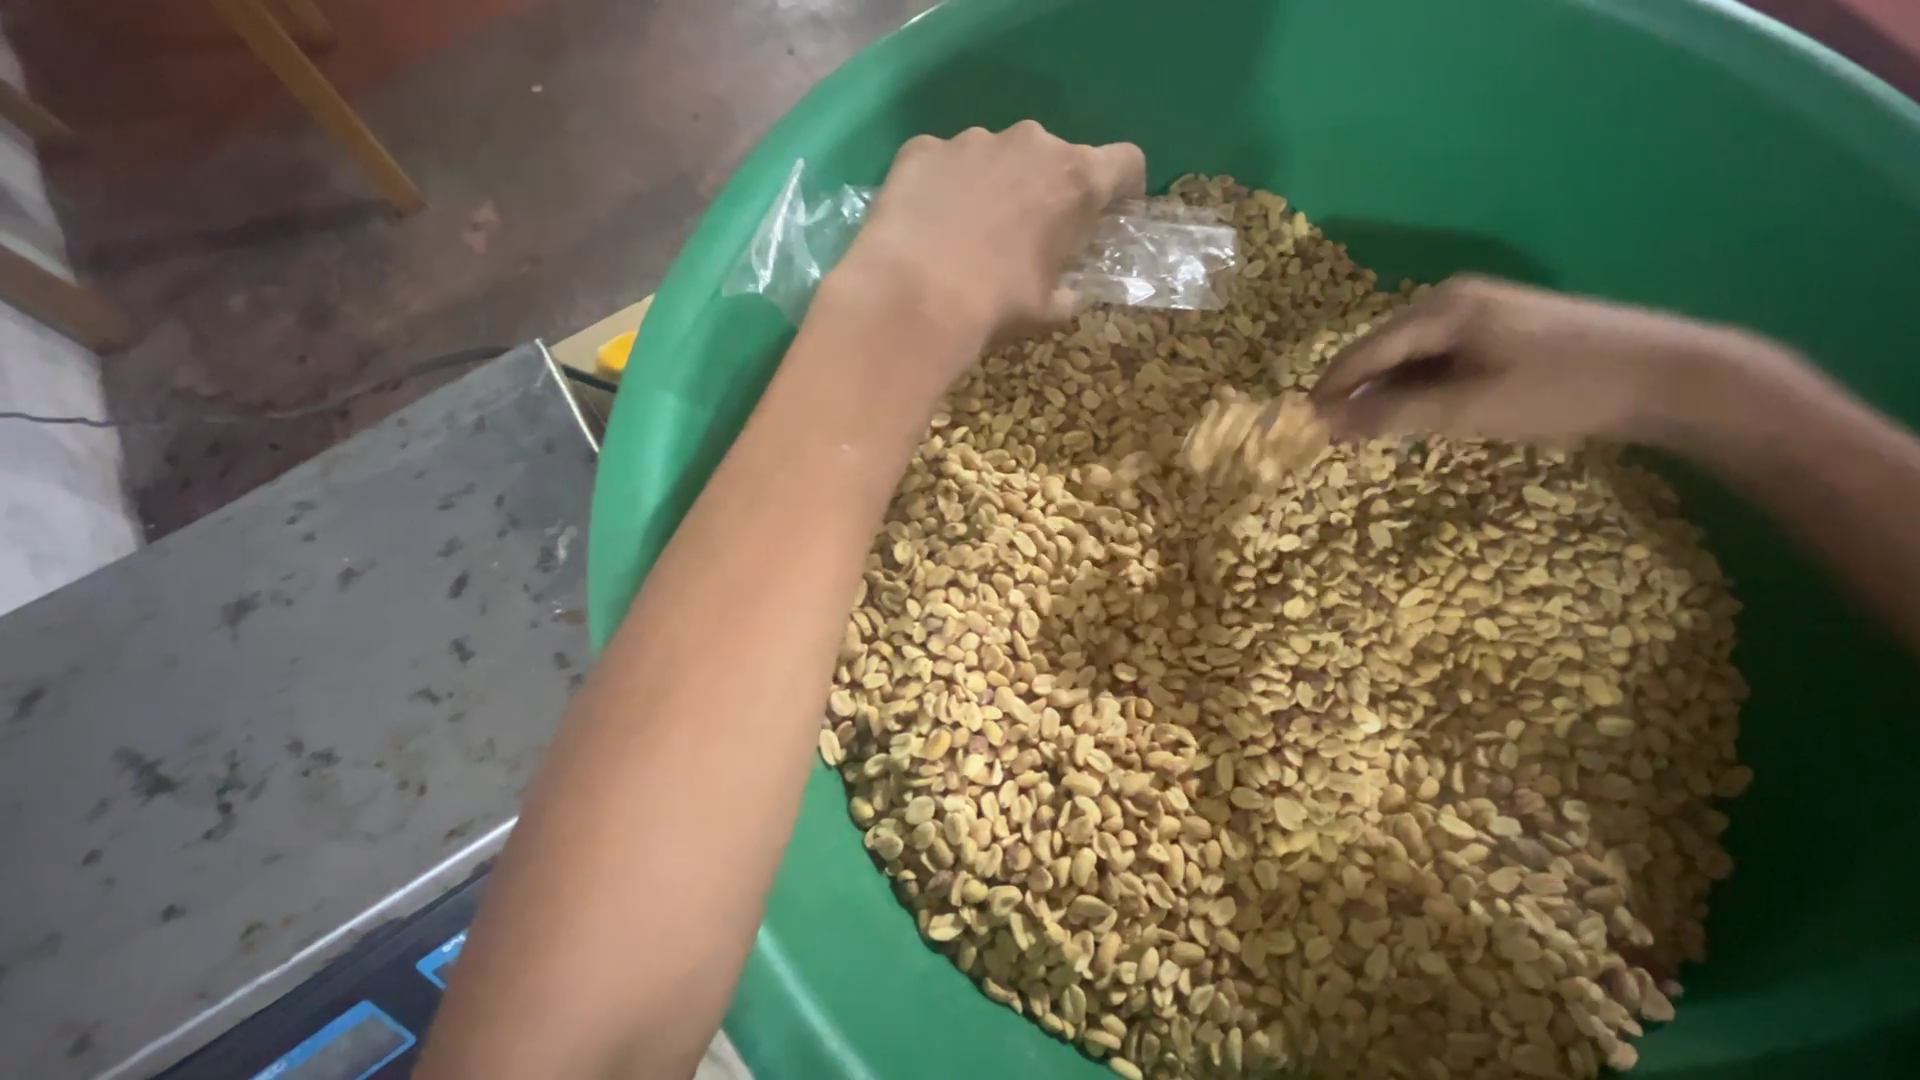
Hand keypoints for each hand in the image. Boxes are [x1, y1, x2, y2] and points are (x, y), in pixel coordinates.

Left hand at [828, 121, 1145, 363]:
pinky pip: (944, 162)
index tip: (1110, 211)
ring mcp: (973, 140)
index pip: (1126, 162)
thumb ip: (1068, 290)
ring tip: (968, 232)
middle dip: (1047, 189)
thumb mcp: (1048, 310)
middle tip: (1027, 233)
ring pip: (997, 156)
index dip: (1123, 187)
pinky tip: (928, 224)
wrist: (914, 296)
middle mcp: (1031, 143)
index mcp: (1077, 180)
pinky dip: (944, 185)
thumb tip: (1068, 293)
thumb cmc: (996, 304)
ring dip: (994, 184)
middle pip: (1055, 157)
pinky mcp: (923, 148)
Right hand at [1309, 274, 1768, 445]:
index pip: (1362, 352)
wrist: (1666, 374)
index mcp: (1440, 308)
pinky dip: (1419, 383)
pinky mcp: (1502, 324)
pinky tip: (1419, 410)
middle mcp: (1452, 297)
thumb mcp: (1468, 409)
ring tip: (1369, 431)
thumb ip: (1393, 415)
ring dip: (1387, 390)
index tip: (1300, 426)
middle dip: (1355, 391)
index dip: (1328, 390)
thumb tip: (1326, 423)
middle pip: (1382, 348)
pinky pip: (1439, 354)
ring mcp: (1481, 308)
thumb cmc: (1559, 391)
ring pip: (1410, 353)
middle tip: (1333, 436)